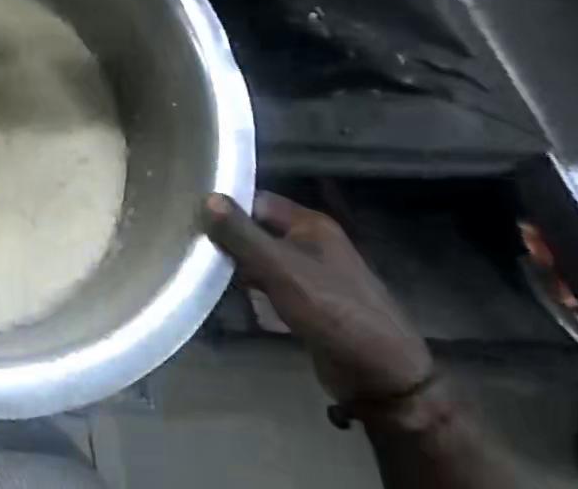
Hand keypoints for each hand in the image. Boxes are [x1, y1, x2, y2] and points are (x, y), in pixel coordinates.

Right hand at [205, 192, 432, 407]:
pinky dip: (257, 292)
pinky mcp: (313, 303)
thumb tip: (206, 198)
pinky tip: (240, 302)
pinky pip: (274, 286)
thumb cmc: (332, 311)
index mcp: (311, 224)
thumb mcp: (280, 268)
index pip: (256, 200)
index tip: (194, 219)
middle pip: (258, 230)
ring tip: (211, 277)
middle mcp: (314, 242)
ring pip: (264, 259)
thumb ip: (241, 234)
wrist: (382, 379)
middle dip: (230, 242)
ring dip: (241, 269)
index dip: (227, 208)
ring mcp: (315, 274)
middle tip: (197, 251)